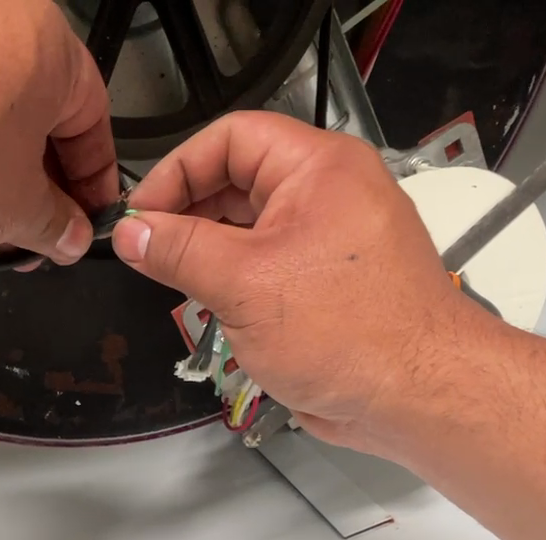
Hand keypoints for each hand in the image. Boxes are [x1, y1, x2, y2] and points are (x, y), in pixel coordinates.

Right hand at [111, 112, 545, 539]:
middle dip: (188, 216)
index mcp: (317, 168)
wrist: (413, 395)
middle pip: (237, 183)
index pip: (230, 139)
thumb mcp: (244, 284)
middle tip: (148, 254)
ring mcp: (327, 242)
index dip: (177, 172)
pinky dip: (233, 284)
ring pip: (249, 231)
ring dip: (207, 256)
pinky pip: (266, 269)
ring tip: (174, 284)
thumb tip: (132, 234)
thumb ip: (180, 252)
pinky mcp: (324, 286)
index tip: (139, 216)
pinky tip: (210, 309)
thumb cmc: (346, 332)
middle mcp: (326, 195)